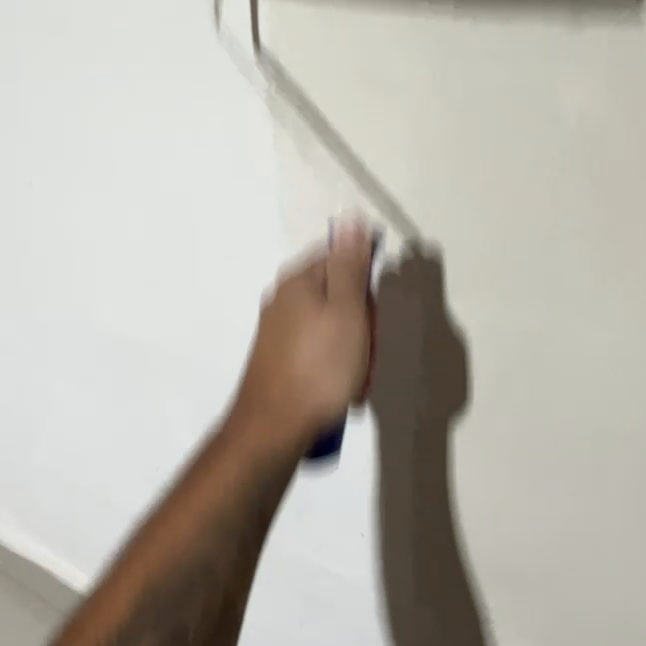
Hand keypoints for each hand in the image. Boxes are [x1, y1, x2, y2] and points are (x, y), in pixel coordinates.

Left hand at [230, 221, 375, 450]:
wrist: (273, 427)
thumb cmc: (319, 367)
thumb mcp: (347, 311)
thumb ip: (351, 265)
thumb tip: (352, 218)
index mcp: (299, 280)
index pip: (343, 258)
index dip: (366, 286)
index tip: (372, 314)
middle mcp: (284, 300)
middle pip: (340, 296)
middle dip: (362, 326)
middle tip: (366, 353)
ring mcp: (278, 332)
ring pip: (334, 330)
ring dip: (354, 354)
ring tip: (355, 381)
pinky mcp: (278, 360)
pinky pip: (319, 354)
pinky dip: (336, 370)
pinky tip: (341, 393)